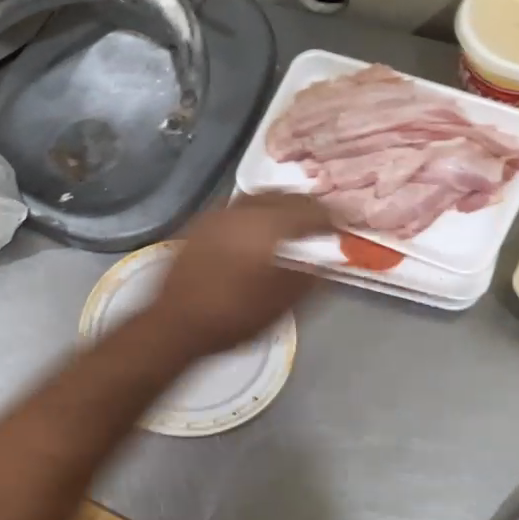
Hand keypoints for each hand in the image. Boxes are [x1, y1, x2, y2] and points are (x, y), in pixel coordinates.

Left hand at [144, 193, 333, 357]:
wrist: (174, 323)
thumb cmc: (232, 316)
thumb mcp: (283, 302)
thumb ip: (312, 275)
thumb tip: (330, 258)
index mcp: (267, 225)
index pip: (311, 209)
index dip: (333, 217)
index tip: (344, 226)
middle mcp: (241, 211)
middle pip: (283, 196)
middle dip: (306, 206)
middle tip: (321, 221)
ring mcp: (215, 216)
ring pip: (257, 198)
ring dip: (279, 206)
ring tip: (292, 223)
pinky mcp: (197, 226)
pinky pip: (235, 208)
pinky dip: (254, 213)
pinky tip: (258, 230)